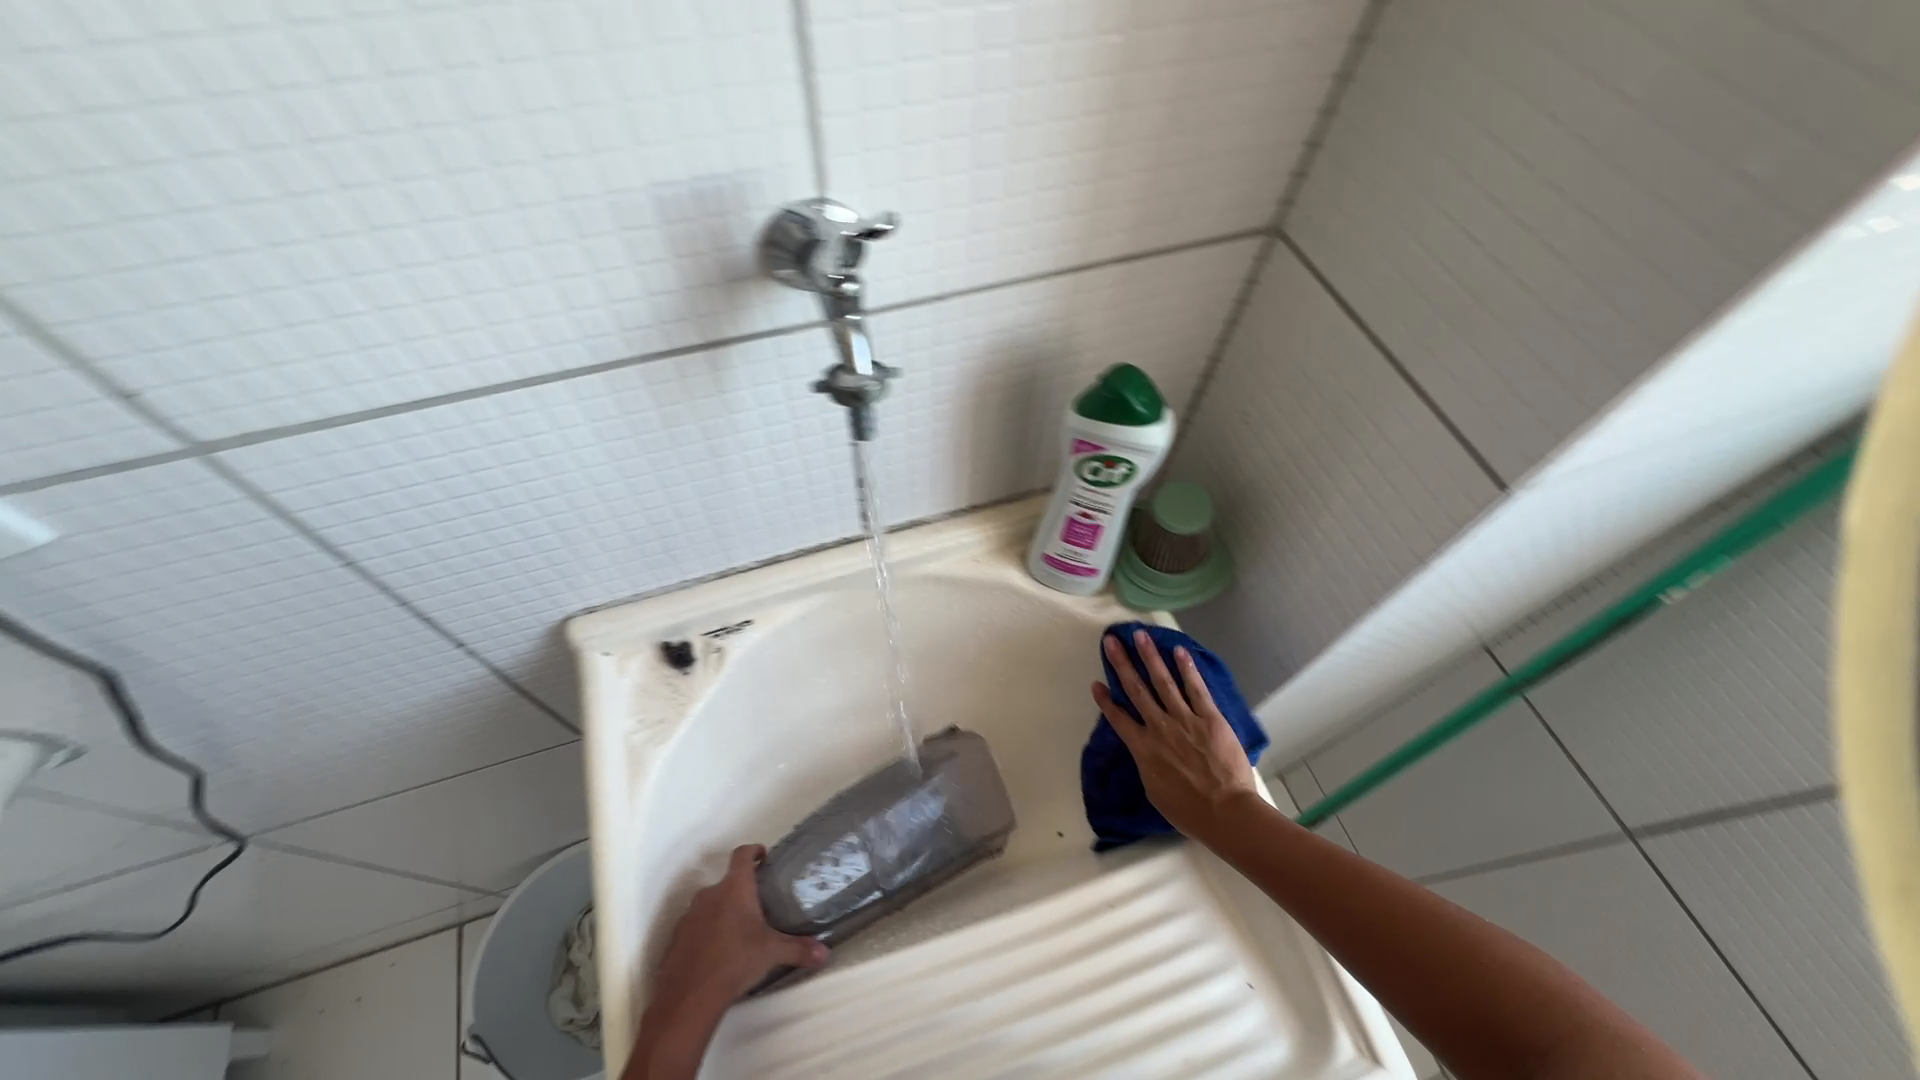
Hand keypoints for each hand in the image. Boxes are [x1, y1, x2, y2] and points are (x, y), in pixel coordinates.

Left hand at [652, 844, 828, 1008]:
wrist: (690, 995)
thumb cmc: (736, 961)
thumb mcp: (772, 954)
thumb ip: (799, 950)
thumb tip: (824, 953)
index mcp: (734, 889)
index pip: (742, 855)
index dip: (753, 850)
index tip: (762, 855)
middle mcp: (710, 895)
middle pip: (727, 882)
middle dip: (741, 891)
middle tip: (757, 907)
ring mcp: (689, 915)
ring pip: (710, 904)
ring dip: (722, 912)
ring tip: (738, 932)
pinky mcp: (677, 937)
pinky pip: (695, 926)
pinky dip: (706, 932)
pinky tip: (716, 952)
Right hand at [1094, 629, 1260, 841]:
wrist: (1225, 812)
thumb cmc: (1188, 811)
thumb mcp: (1154, 791)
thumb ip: (1147, 765)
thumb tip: (1146, 752)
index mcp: (1143, 749)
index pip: (1119, 719)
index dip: (1105, 700)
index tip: (1096, 683)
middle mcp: (1159, 728)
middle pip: (1136, 689)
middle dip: (1122, 663)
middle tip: (1112, 641)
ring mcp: (1185, 720)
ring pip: (1163, 682)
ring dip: (1150, 657)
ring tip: (1140, 636)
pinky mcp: (1210, 718)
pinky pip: (1195, 689)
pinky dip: (1187, 669)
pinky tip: (1179, 651)